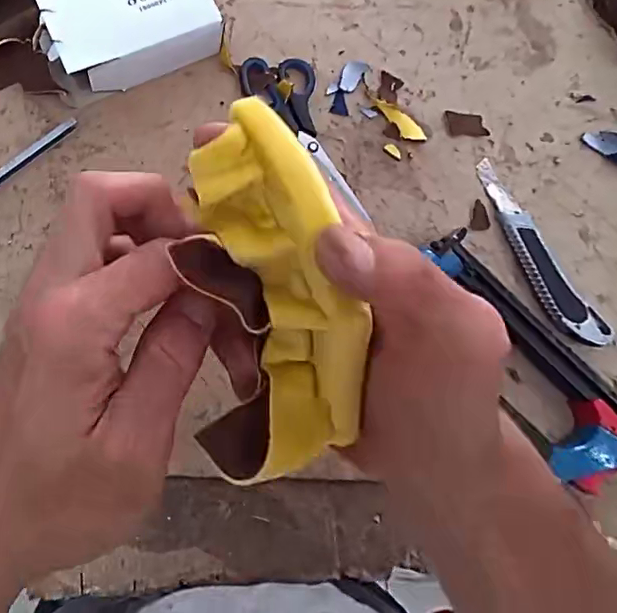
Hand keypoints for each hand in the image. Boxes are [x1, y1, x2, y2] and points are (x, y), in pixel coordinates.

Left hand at [0, 172, 218, 612]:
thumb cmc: (57, 504)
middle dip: (159, 203)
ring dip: (146, 221)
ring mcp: (40, 295)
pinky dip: (131, 245)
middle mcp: (48, 292)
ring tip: (187, 271)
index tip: (236, 289)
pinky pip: (89, 244)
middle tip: (199, 250)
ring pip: (92, 211)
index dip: (204, 260)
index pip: (153, 253)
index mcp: (71, 324)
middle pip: (97, 194)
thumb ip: (173, 358)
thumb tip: (210, 290)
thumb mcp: (134, 450)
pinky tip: (158, 296)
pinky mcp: (44, 308)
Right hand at [185, 121, 511, 492]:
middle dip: (222, 210)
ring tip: (161, 259)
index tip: (215, 142)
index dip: (269, 168)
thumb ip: (404, 279)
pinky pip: (246, 329)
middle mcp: (330, 276)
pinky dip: (218, 319)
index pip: (315, 202)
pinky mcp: (285, 357)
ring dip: (209, 265)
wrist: (440, 473)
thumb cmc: (455, 394)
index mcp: (369, 255)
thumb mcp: (453, 330)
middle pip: (271, 234)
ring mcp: (304, 317)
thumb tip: (330, 237)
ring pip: (250, 278)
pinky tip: (186, 316)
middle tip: (168, 205)